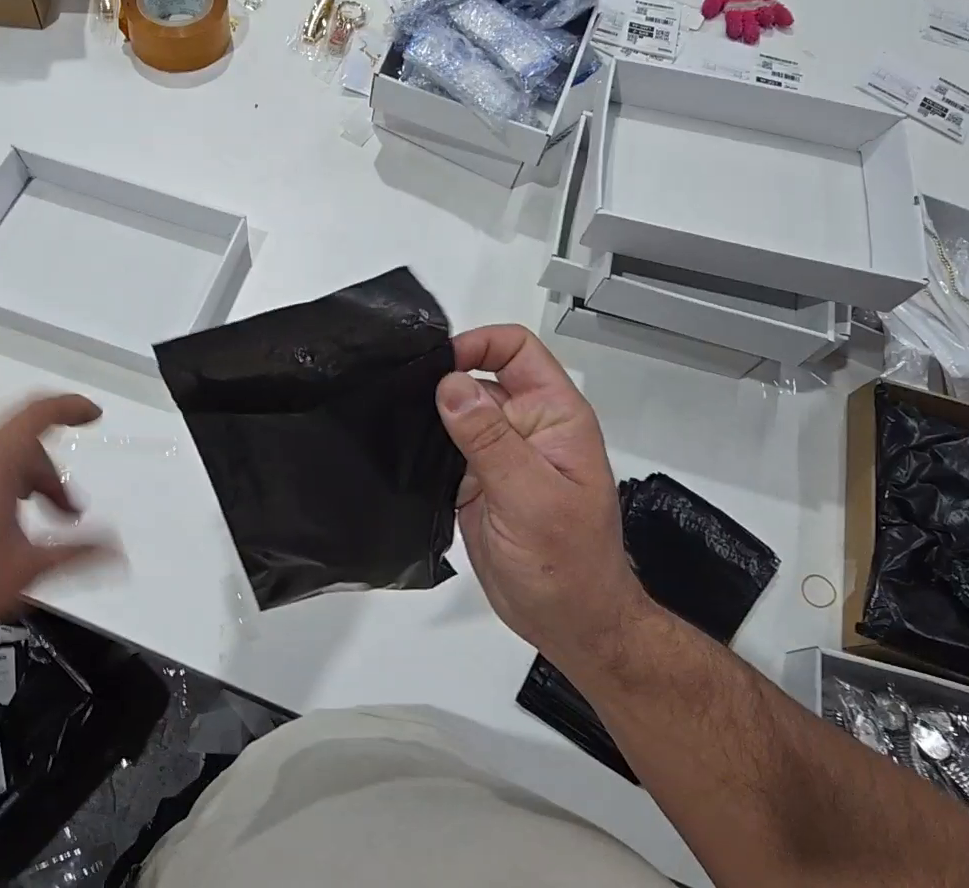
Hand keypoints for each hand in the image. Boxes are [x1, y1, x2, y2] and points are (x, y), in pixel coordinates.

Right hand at [436, 325, 650, 668]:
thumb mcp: (531, 496)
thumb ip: (490, 440)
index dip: (479, 346)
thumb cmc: (570, 566)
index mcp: (554, 417)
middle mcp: (526, 429)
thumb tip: (451, 386)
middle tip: (406, 394)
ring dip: (430, 414)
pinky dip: (423, 447)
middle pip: (480, 378)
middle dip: (444, 379)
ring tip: (399, 421)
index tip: (440, 363)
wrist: (568, 622)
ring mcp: (499, 456)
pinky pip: (443, 450)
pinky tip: (404, 453)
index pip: (517, 351)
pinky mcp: (476, 482)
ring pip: (457, 413)